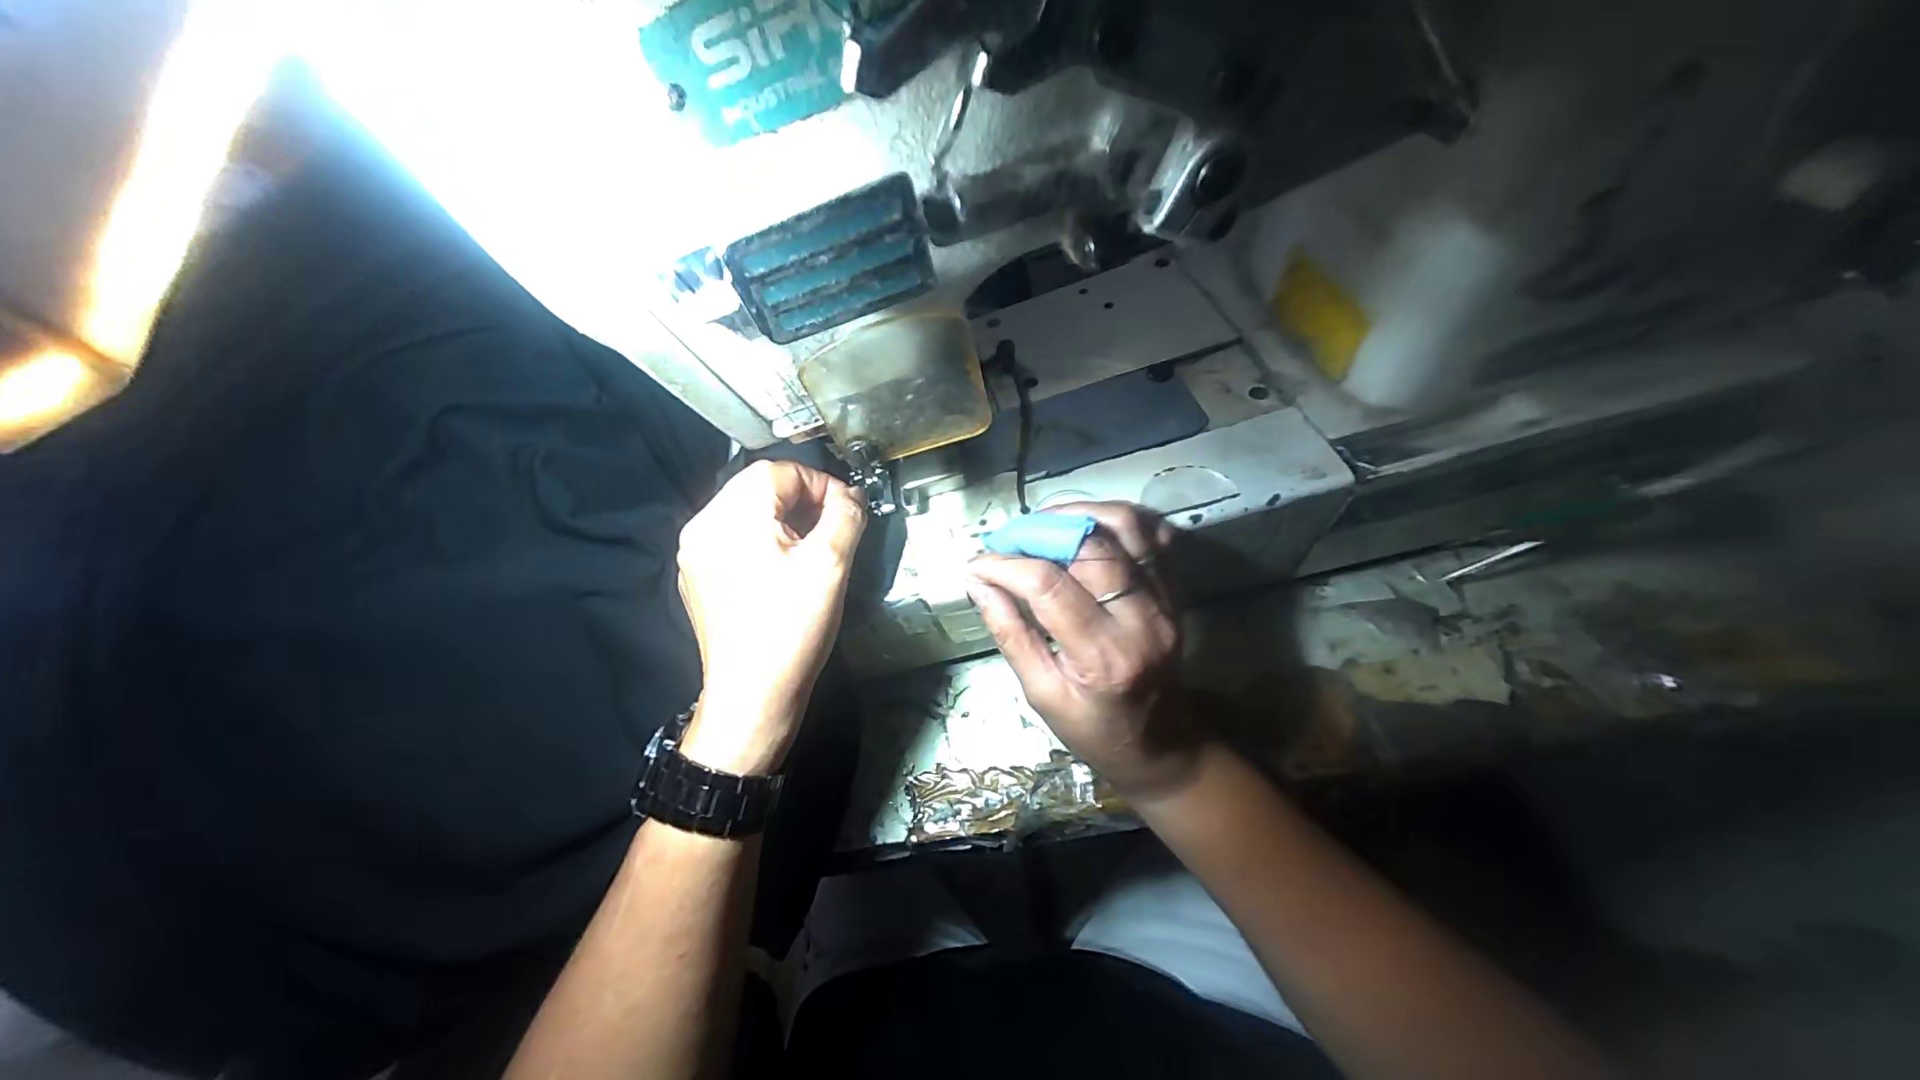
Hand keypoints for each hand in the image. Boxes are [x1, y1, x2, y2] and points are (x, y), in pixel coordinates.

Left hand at [675, 460, 866, 775]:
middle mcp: (703, 528)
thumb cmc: (790, 630)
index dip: (821, 484)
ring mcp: (696, 555)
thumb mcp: (831, 563)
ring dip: (784, 522)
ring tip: (812, 553)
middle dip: (803, 502)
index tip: (847, 511)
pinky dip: (763, 544)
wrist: (752, 696)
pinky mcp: (700, 579)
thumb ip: (846, 514)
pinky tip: (784, 574)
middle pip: (759, 488)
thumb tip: (851, 496)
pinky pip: (735, 542)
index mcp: (729, 516)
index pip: (779, 470)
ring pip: (748, 514)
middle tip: (833, 531)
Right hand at [966, 502, 1199, 800]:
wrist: (1162, 743)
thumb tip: (978, 583)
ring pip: (1126, 527)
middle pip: (1089, 546)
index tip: (978, 562)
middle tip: (1008, 539)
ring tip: (1043, 523)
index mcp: (1102, 658)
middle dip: (1038, 531)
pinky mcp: (1174, 590)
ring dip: (1078, 513)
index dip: (1006, 565)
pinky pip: (1153, 534)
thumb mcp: (1041, 694)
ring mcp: (1165, 601)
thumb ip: (1010, 634)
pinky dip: (1117, 518)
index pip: (1048, 587)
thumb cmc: (1094, 729)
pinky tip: (1086, 525)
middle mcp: (1140, 620)